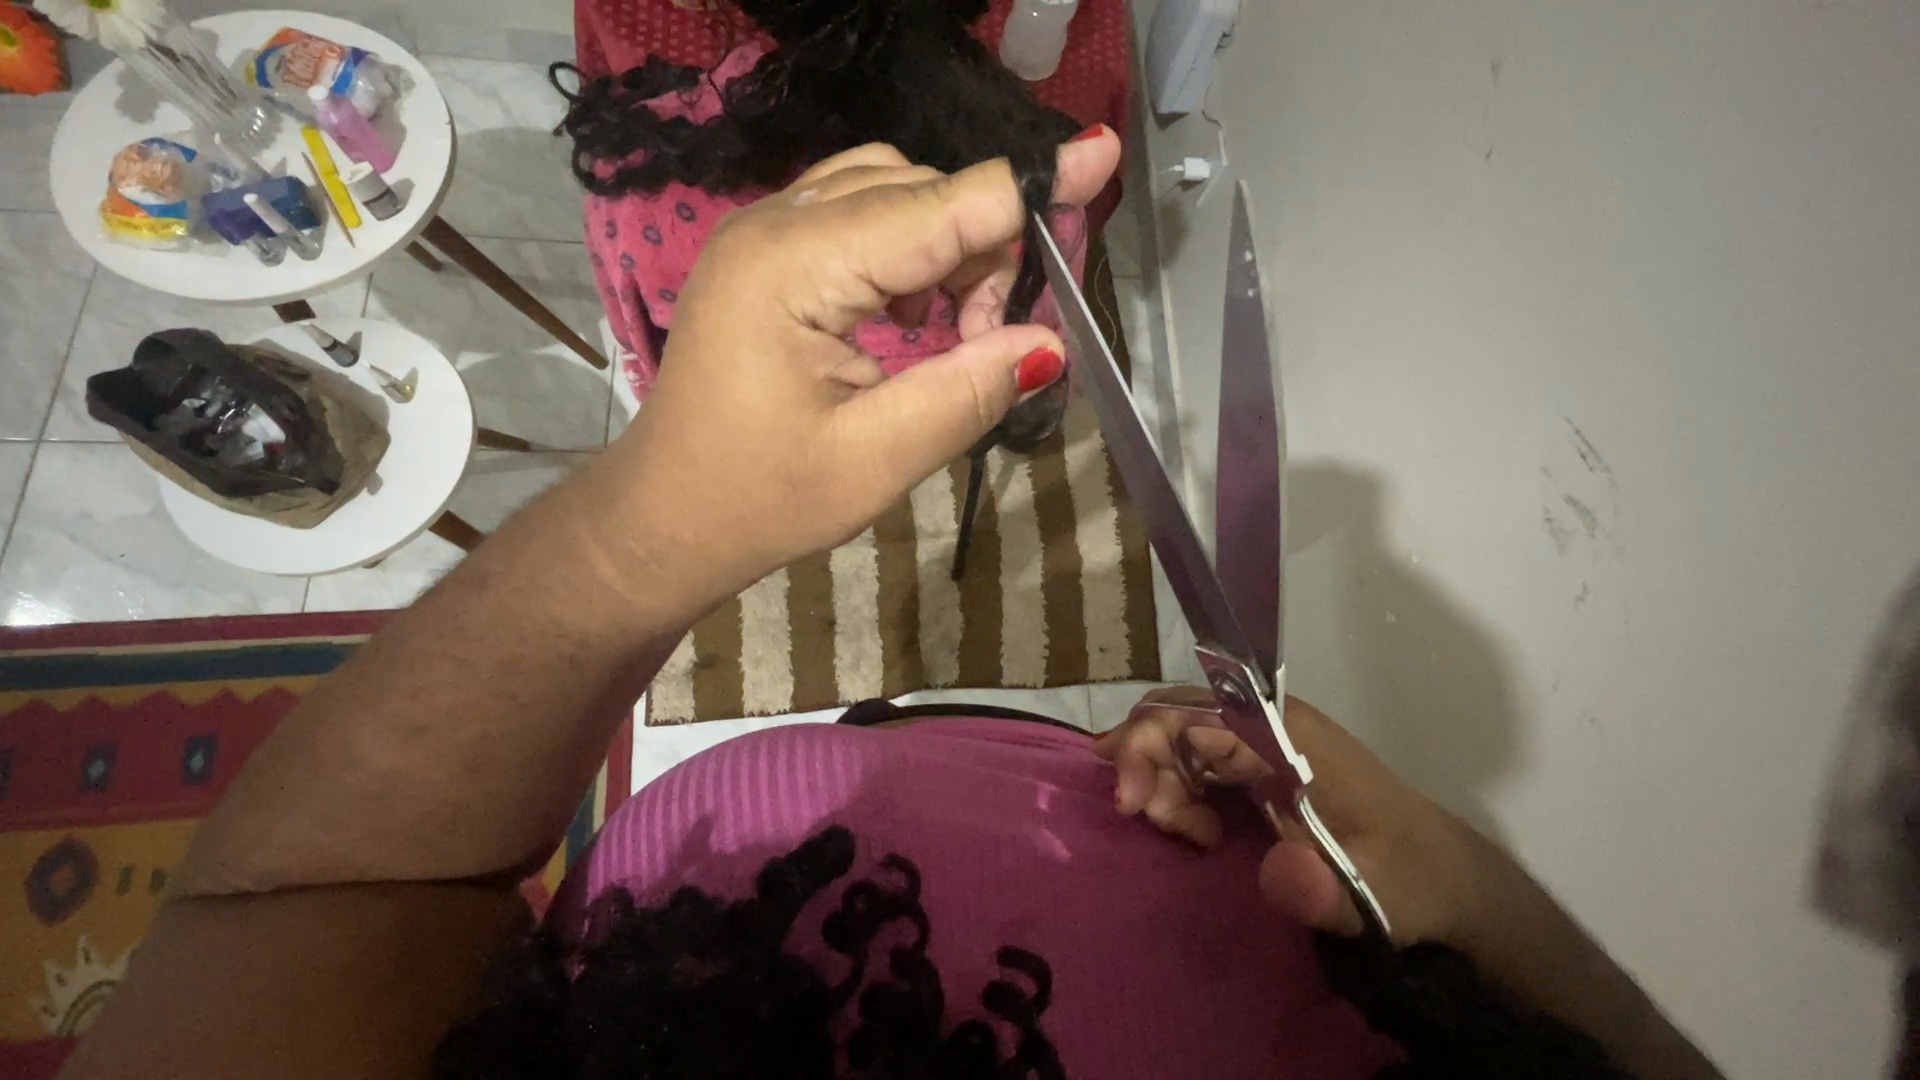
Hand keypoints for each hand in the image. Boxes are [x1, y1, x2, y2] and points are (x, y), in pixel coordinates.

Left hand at [592, 132, 1120, 608]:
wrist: (669, 516)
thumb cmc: (761, 500)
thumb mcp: (874, 460)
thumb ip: (964, 393)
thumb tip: (1048, 343)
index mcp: (792, 269)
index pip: (935, 208)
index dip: (1024, 187)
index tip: (1099, 156)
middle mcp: (775, 227)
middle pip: (916, 190)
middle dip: (981, 250)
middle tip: (992, 340)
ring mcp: (766, 236)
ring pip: (890, 195)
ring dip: (947, 250)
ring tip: (952, 334)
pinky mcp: (769, 258)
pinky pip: (859, 220)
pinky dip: (909, 256)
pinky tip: (911, 318)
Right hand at [1095, 686, 1483, 946]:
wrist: (1440, 874)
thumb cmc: (1406, 877)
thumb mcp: (1371, 893)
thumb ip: (1322, 889)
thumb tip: (1273, 876)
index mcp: (1287, 733)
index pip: (1193, 713)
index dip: (1147, 746)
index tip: (1133, 805)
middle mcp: (1266, 722)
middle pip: (1175, 715)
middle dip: (1142, 760)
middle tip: (1140, 817)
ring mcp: (1260, 739)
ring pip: (1177, 735)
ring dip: (1159, 779)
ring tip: (1186, 834)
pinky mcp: (1257, 761)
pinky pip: (1194, 757)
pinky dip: (1175, 786)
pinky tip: (1194, 827)